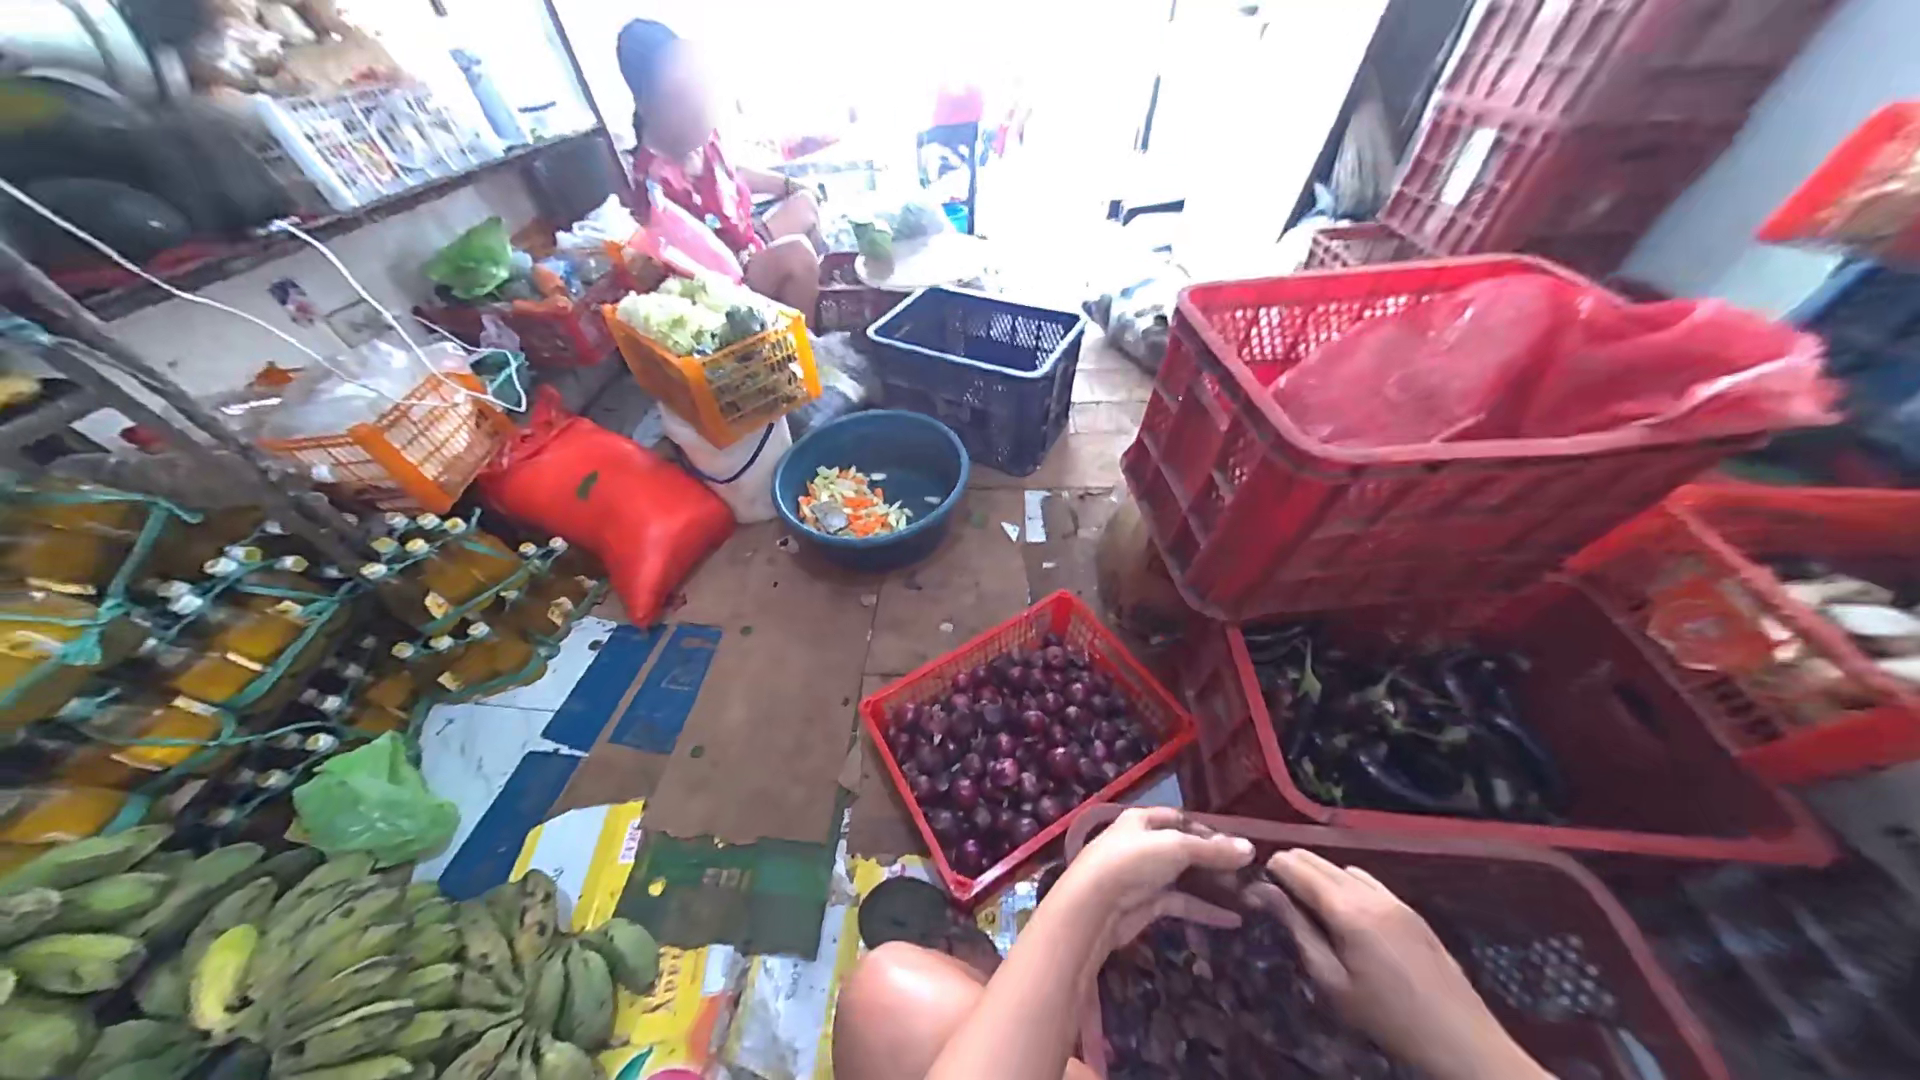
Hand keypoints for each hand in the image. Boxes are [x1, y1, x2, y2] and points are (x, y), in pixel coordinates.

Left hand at [1057, 808, 1254, 950]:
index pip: (1180, 819)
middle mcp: (1143, 844)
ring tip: (1248, 896)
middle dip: (1214, 860)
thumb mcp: (1176, 847)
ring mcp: (1145, 875)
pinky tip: (1233, 919)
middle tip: (1248, 874)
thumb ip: (1212, 849)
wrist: (1096, 903)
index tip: (1238, 846)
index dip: (1208, 830)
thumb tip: (1250, 849)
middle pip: (1184, 848)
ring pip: (1184, 877)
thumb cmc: (1133, 861)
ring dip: (1212, 885)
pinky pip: (1182, 903)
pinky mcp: (1147, 904)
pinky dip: (1205, 910)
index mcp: (1142, 820)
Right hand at [1259, 850, 1550, 1079]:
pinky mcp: (1410, 909)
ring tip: (1311, 905)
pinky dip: (1345, 883)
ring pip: (1340, 866)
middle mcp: (1368, 892)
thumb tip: (1262, 891)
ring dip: (1318, 875)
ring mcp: (1393, 898)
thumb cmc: (1388, 1018)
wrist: (1465, 1044)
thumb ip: (1296, 930)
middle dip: (1291, 869)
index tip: (1259, 890)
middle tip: (1278, 897)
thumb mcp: (1331, 982)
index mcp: (1346, 909)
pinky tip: (1347, 913)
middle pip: (1315, 859)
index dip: (1271, 871)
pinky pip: (1366, 880)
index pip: (1294, 865)